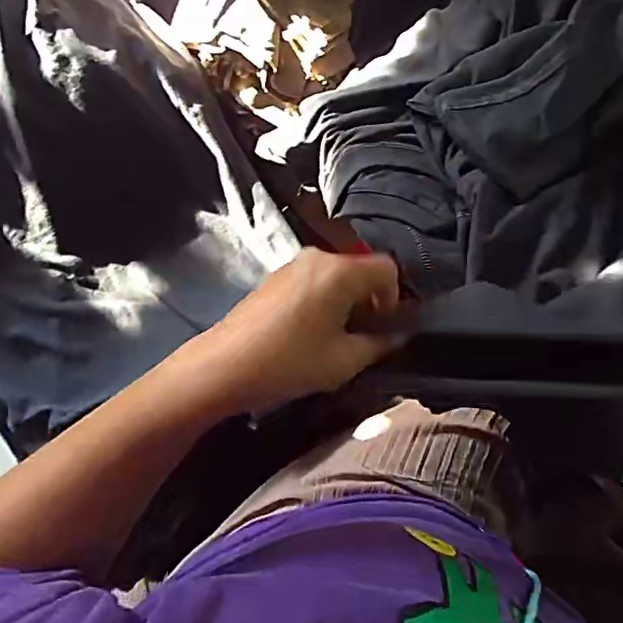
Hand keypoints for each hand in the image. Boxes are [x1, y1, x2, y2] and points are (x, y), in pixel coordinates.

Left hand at [184, 248, 408, 412]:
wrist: (223, 365)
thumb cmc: (290, 362)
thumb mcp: (344, 361)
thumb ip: (380, 344)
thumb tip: (398, 336)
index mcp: (340, 271)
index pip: (387, 268)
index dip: (395, 298)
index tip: (385, 328)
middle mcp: (318, 257)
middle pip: (360, 269)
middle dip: (370, 299)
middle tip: (364, 335)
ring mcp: (292, 265)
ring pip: (336, 275)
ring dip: (346, 301)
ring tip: (336, 337)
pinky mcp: (274, 278)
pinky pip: (313, 281)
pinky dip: (323, 299)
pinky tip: (309, 331)